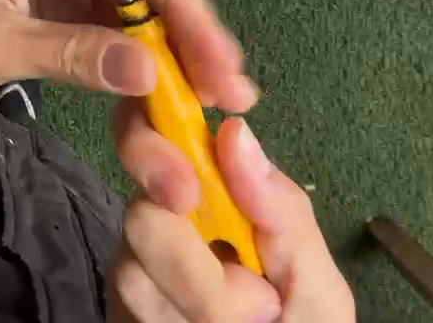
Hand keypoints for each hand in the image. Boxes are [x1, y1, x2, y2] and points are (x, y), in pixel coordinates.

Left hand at [0, 0, 257, 106]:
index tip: (214, 53)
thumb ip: (66, 52)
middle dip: (187, 32)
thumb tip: (149, 70)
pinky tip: (169, 100)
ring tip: (214, 101)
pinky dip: (144, 68)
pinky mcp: (67, 14)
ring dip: (175, 55)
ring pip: (139, 12)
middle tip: (230, 89)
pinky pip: (118, 36)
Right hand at [109, 115, 354, 322]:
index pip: (151, 137)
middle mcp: (160, 218)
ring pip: (133, 273)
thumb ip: (281, 213)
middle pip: (140, 213)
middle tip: (255, 309)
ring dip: (197, 313)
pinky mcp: (118, 307)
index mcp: (209, 194)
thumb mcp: (315, 284)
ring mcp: (133, 268)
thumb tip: (234, 128)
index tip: (186, 192)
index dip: (153, 150)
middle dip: (195, 274)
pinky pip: (130, 306)